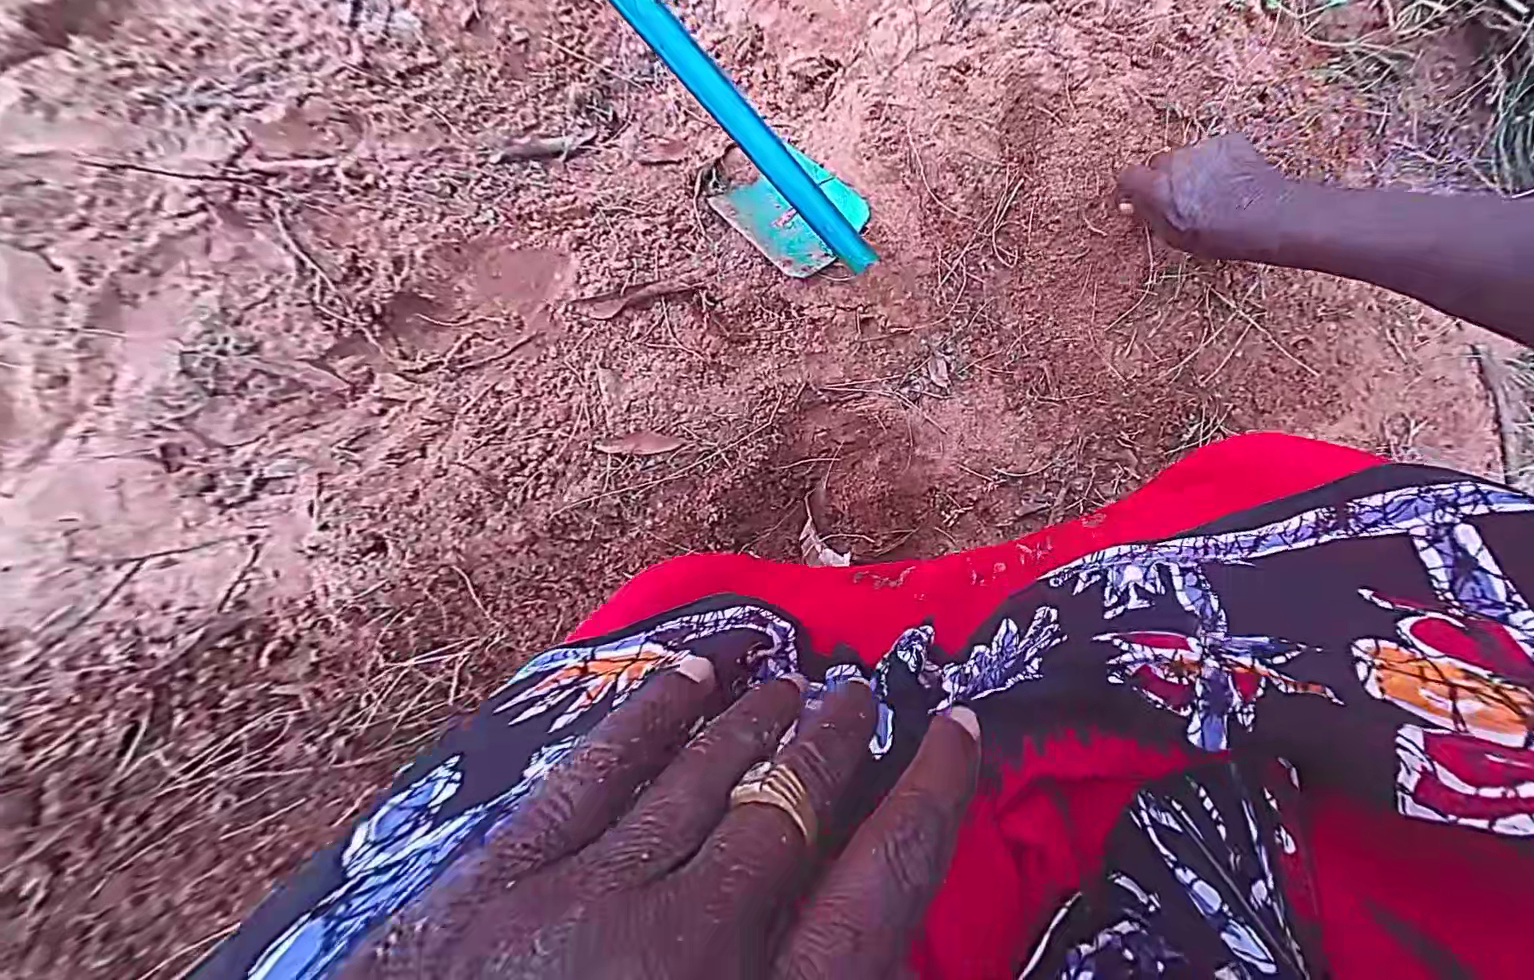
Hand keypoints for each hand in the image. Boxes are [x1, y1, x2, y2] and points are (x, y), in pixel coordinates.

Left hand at [339, 653, 979, 979]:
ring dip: (758, 721)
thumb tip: (889, 940)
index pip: (887, 880)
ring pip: (703, 776)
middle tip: (858, 692)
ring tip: (793, 683)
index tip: (958, 727)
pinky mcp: (484, 897)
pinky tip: (694, 672)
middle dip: (834, 740)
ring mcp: (577, 917)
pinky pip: (594, 775)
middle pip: (792, 808)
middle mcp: (685, 955)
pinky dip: (655, 716)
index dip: (934, 792)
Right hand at [1117, 133, 1287, 258]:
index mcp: (1156, 186)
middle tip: (1175, 200)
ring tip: (1206, 193)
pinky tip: (1226, 182)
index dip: (1129, 188)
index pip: (1127, 177)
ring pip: (1185, 156)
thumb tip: (1129, 205)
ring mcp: (1201, 148)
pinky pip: (1211, 151)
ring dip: (1188, 170)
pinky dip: (1213, 163)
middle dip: (1161, 179)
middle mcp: (1174, 160)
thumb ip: (1148, 216)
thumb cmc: (1217, 235)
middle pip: (1157, 164)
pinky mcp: (1227, 140)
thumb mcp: (1173, 236)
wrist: (1264, 217)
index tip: (1133, 199)